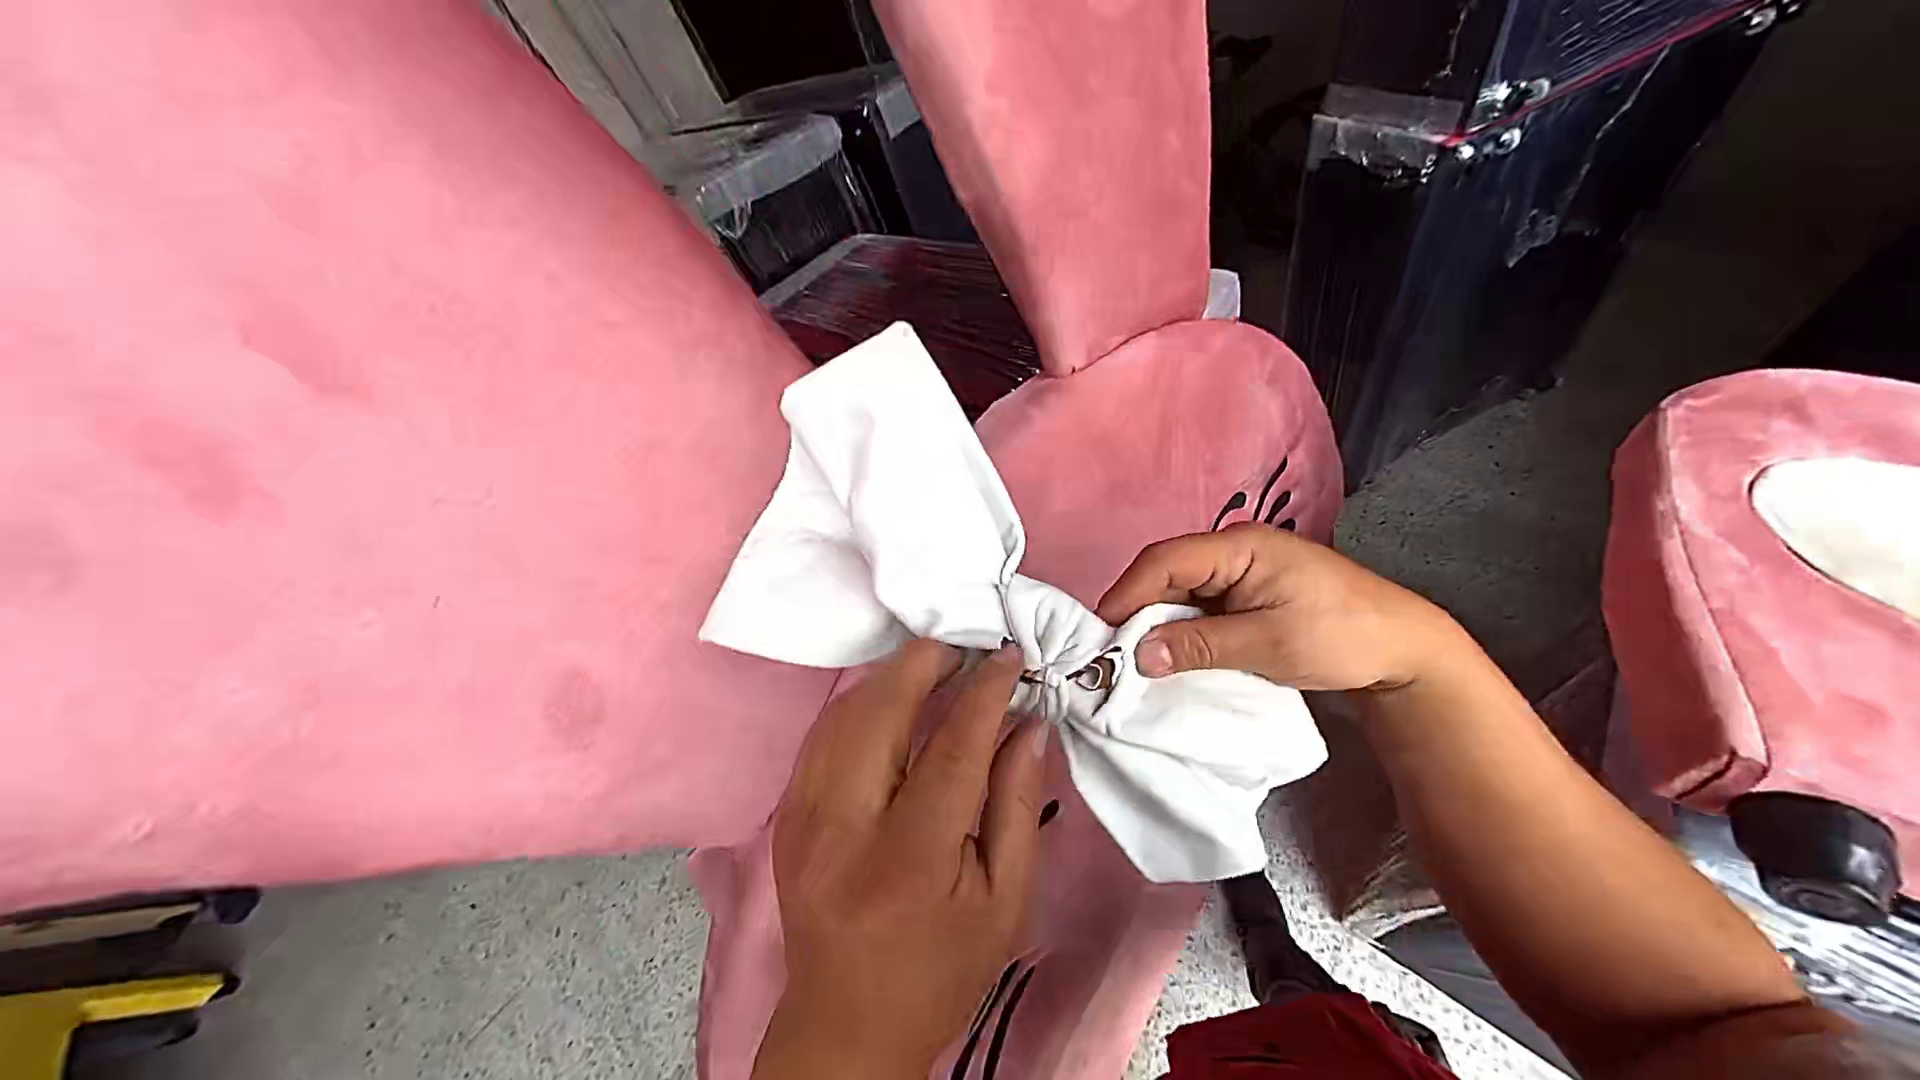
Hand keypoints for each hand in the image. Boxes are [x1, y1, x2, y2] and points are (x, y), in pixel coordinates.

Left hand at [752, 641, 1048, 1079]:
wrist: (846, 1024)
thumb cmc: (939, 969)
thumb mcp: (1004, 901)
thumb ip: (1017, 805)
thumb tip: (1029, 725)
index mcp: (910, 857)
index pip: (953, 746)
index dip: (985, 691)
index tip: (1008, 657)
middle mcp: (844, 827)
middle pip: (881, 711)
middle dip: (925, 663)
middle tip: (963, 648)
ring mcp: (803, 817)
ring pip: (844, 712)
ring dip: (891, 677)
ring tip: (934, 667)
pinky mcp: (786, 814)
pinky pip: (823, 733)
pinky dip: (861, 703)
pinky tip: (892, 699)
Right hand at [1094, 522, 1468, 691]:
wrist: (1405, 651)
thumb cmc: (1343, 636)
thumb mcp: (1269, 644)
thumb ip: (1201, 645)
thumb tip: (1138, 655)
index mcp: (1239, 546)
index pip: (1165, 561)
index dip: (1127, 595)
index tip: (1102, 635)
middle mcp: (1231, 552)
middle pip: (1165, 575)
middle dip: (1136, 612)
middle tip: (1111, 654)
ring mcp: (1236, 575)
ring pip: (1177, 594)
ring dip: (1155, 625)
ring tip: (1132, 661)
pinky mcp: (1242, 598)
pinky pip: (1196, 610)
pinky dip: (1178, 633)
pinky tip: (1167, 657)